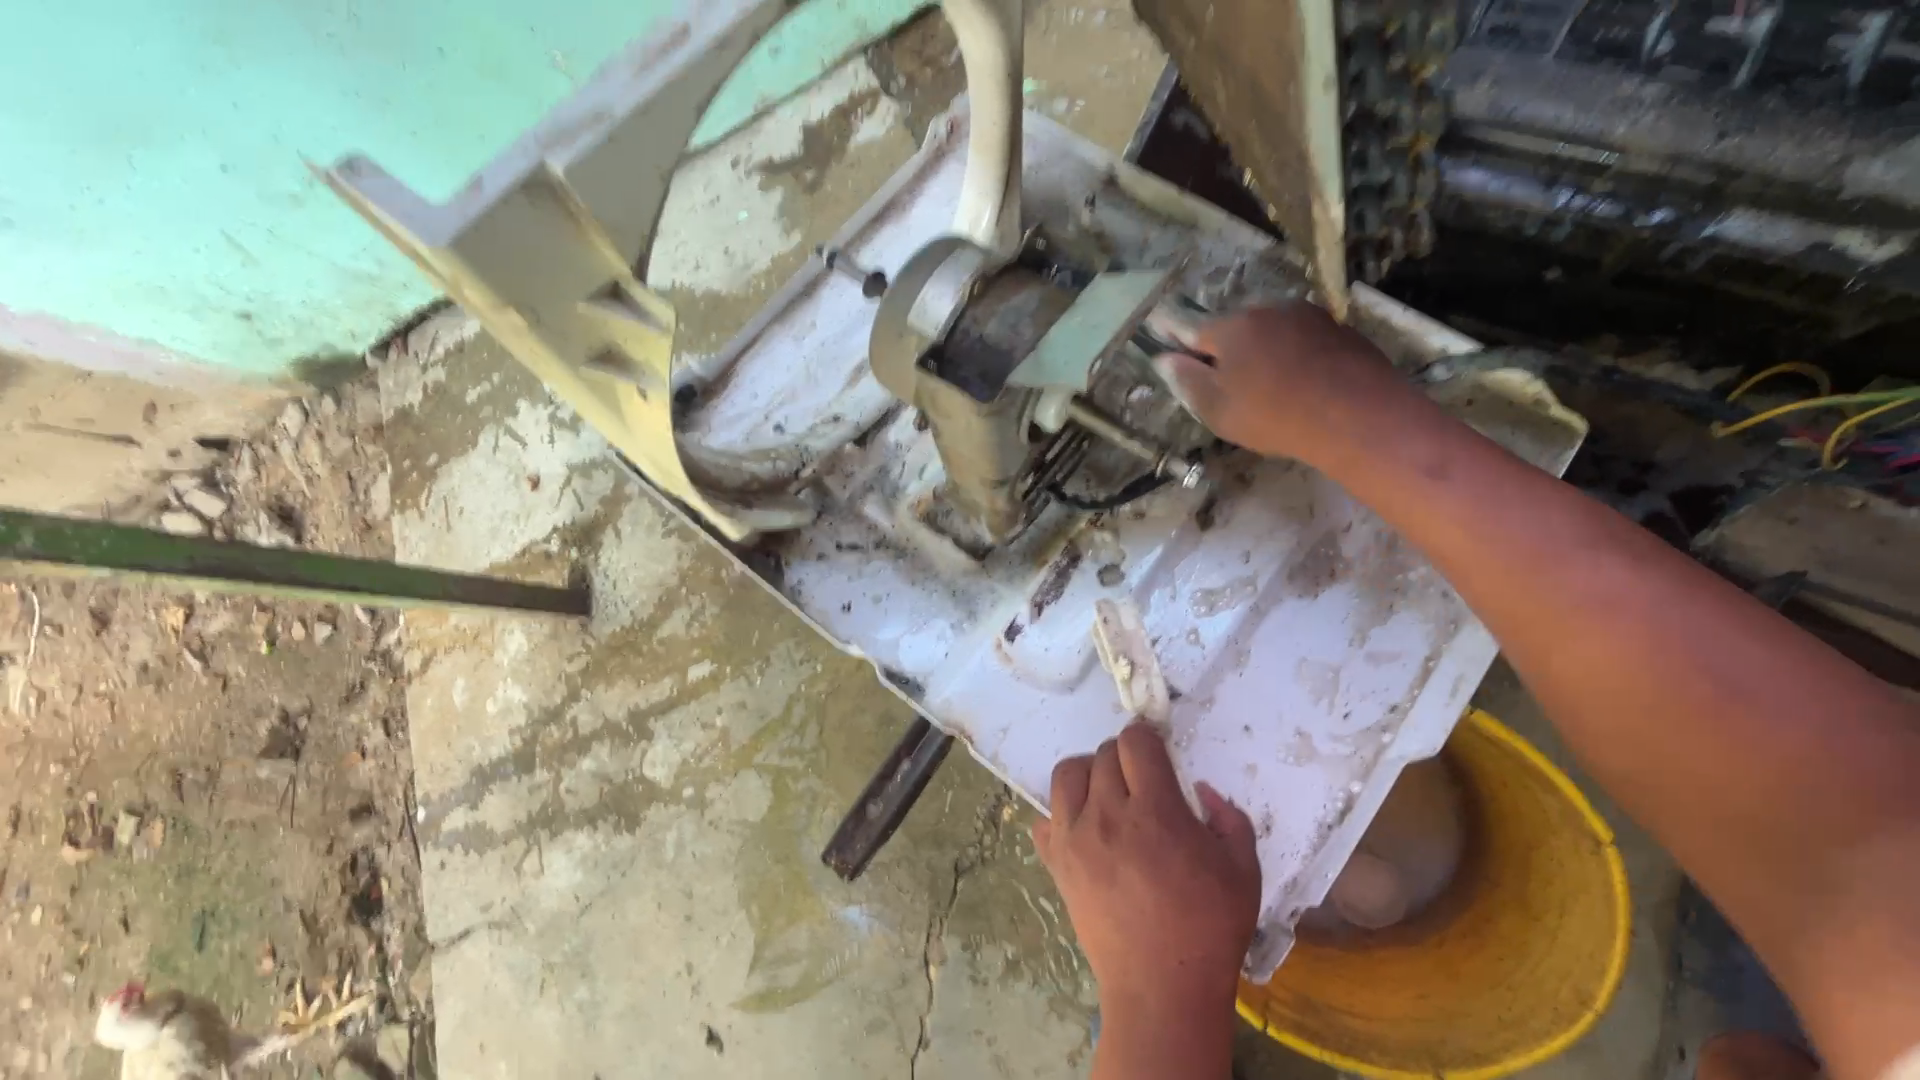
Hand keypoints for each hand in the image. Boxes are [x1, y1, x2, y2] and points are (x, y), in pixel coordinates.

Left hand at [1032, 723, 1260, 1020]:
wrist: (1161, 987)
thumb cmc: (1209, 929)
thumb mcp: (1244, 870)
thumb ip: (1229, 818)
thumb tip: (1201, 790)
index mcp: (1156, 811)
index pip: (1135, 742)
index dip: (1147, 738)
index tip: (1157, 751)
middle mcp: (1107, 815)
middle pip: (1102, 755)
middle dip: (1123, 757)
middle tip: (1140, 780)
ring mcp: (1074, 839)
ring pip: (1066, 774)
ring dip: (1088, 774)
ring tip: (1107, 794)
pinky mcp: (1056, 864)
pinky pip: (1044, 819)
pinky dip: (1061, 815)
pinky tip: (1084, 830)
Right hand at [1152, 302, 1422, 464]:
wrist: (1358, 414)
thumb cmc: (1274, 415)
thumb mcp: (1217, 409)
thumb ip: (1187, 382)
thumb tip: (1164, 360)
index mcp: (1231, 328)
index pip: (1190, 328)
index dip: (1172, 333)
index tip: (1157, 325)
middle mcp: (1267, 311)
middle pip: (1234, 329)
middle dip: (1223, 348)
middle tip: (1222, 380)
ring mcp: (1307, 316)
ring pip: (1270, 332)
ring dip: (1261, 351)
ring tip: (1264, 385)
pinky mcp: (1339, 330)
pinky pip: (1301, 341)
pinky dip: (1293, 356)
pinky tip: (1299, 383)